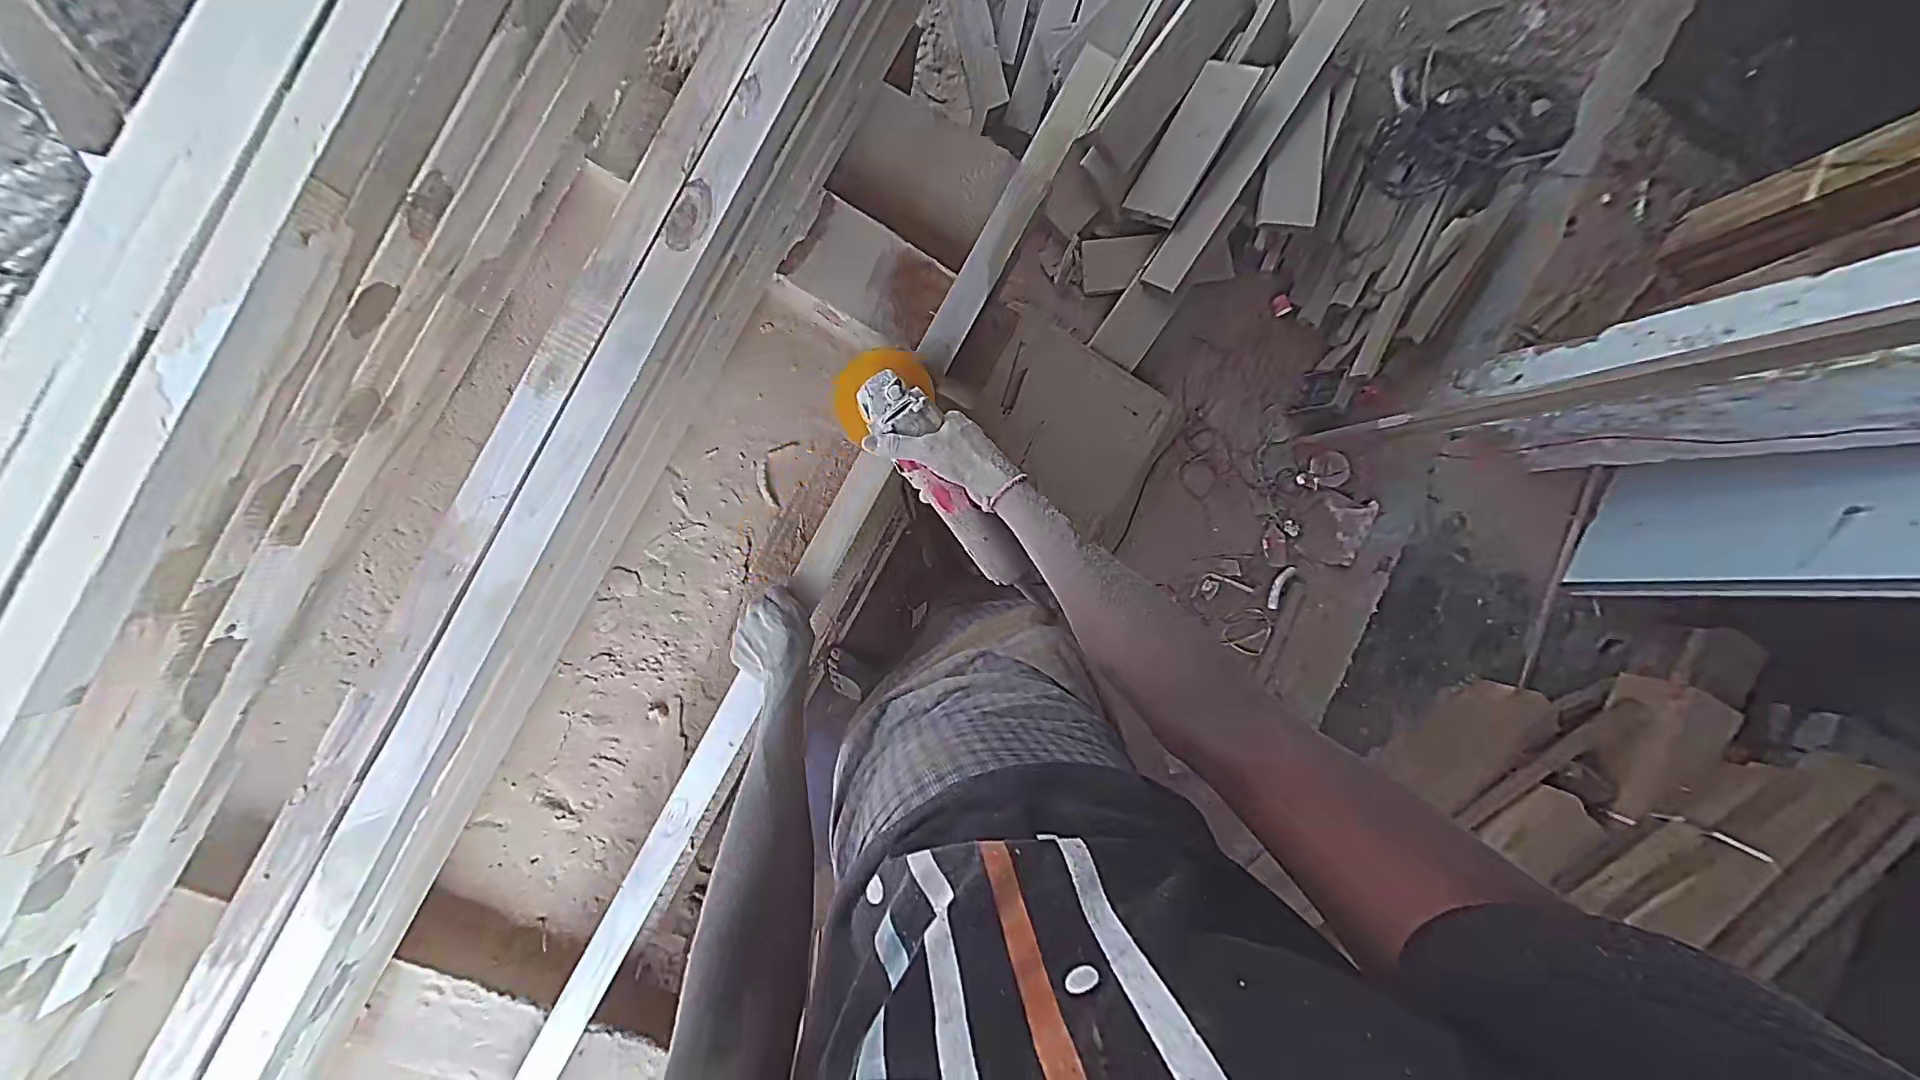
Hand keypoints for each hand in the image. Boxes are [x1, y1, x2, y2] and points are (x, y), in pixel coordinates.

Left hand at [731, 586, 813, 685]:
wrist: (783, 674)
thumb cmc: (795, 645)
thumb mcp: (800, 613)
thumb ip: (785, 596)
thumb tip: (778, 589)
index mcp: (761, 604)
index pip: (771, 594)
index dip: (782, 604)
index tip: (788, 612)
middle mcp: (745, 617)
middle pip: (759, 610)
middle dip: (769, 616)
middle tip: (783, 629)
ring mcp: (739, 635)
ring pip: (751, 627)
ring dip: (761, 631)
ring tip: (775, 643)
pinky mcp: (736, 651)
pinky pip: (746, 643)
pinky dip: (754, 646)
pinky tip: (767, 653)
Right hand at [862, 411, 1021, 510]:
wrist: (995, 485)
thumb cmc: (970, 461)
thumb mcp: (925, 450)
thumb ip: (898, 446)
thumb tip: (873, 442)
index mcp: (953, 420)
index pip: (924, 422)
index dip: (911, 435)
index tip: (901, 445)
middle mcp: (962, 435)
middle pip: (929, 446)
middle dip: (919, 462)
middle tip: (913, 470)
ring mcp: (968, 454)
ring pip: (938, 464)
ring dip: (929, 476)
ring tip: (926, 484)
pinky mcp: (971, 472)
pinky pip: (949, 477)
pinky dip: (941, 486)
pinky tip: (938, 492)